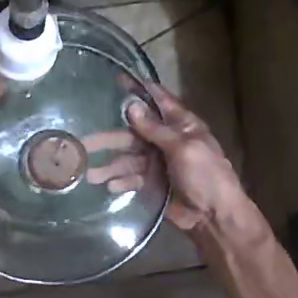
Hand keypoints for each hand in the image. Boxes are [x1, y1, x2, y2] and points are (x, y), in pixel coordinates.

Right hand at [87, 84, 254, 233]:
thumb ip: (156, 129)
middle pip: (133, 134)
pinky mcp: (153, 184)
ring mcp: (159, 163)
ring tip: (91, 175)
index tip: (117, 80)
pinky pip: (132, 178)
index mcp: (182, 126)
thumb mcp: (183, 148)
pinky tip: (110, 187)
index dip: (139, 91)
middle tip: (84, 143)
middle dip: (109, 139)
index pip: (158, 102)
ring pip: (129, 158)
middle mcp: (168, 141)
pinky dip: (121, 181)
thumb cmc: (206, 176)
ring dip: (111, 166)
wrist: (214, 217)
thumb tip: (131, 106)